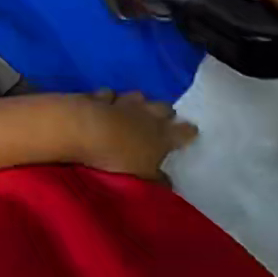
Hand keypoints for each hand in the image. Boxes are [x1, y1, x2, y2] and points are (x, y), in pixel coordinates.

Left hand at [71, 90, 197, 180]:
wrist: (84, 129)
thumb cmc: (119, 158)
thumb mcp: (144, 177)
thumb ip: (157, 180)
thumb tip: (169, 183)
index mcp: (161, 136)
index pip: (182, 132)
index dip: (188, 131)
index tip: (193, 129)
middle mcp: (145, 115)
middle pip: (162, 107)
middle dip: (166, 111)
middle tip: (166, 117)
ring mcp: (122, 102)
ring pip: (137, 96)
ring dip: (139, 101)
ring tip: (139, 107)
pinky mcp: (99, 97)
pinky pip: (108, 94)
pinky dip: (110, 98)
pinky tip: (107, 101)